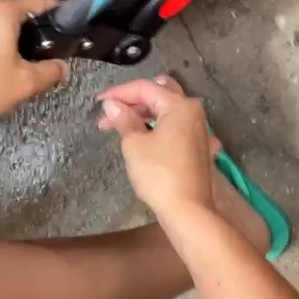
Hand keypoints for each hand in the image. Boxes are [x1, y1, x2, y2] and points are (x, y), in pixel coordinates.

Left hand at [0, 0, 69, 133]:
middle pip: (18, 9)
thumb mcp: (24, 83)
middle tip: (50, 47)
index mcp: (2, 11)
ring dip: (15, 34)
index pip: (38, 0)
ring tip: (28, 57)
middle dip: (36, 25)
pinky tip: (1, 61)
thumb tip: (63, 67)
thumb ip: (49, 71)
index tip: (70, 22)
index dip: (58, 9)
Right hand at [97, 75, 216, 216]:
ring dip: (143, 115)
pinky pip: (175, 128)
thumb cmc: (159, 174)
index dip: (119, 93)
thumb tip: (112, 104)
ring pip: (167, 112)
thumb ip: (123, 119)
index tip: (98, 101)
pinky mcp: (199, 147)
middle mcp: (194, 112)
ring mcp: (200, 130)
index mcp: (180, 105)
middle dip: (132, 103)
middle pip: (159, 97)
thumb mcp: (134, 144)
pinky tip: (144, 135)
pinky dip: (158, 127)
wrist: (188, 210)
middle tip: (108, 114)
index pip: (145, 89)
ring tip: (119, 125)